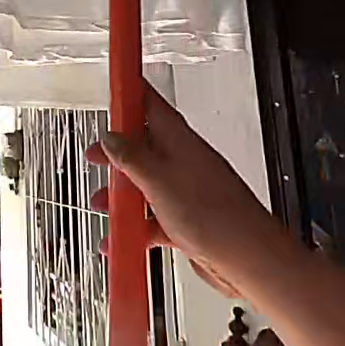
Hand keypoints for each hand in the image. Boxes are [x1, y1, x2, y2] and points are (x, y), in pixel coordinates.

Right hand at [86, 85, 296, 297]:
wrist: (249, 260)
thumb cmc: (216, 215)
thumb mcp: (157, 180)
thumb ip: (130, 157)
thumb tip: (110, 138)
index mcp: (178, 140)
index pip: (150, 104)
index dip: (131, 93)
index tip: (114, 85)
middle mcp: (182, 161)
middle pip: (141, 145)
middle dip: (114, 152)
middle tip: (95, 155)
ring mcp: (185, 190)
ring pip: (144, 183)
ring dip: (121, 194)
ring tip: (103, 204)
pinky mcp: (187, 219)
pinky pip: (152, 216)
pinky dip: (135, 226)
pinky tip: (120, 239)